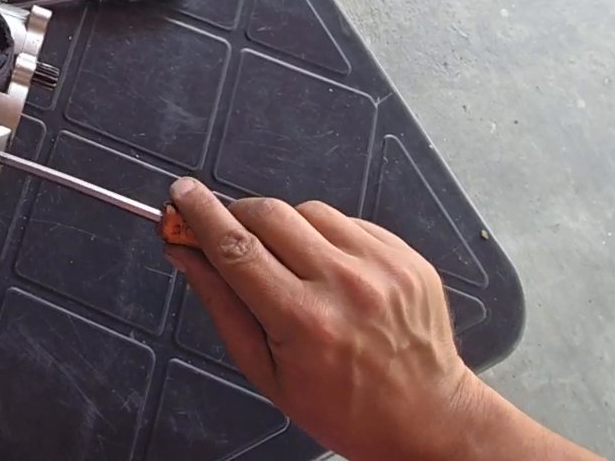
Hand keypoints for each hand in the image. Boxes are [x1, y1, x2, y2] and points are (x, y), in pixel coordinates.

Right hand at [166, 179, 489, 460]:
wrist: (433, 422)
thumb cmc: (344, 408)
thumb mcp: (264, 369)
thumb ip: (218, 301)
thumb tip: (182, 250)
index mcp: (305, 322)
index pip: (235, 247)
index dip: (201, 213)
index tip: (182, 194)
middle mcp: (345, 288)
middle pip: (266, 214)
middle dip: (239, 217)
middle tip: (235, 239)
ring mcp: (381, 268)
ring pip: (304, 209)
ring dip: (285, 226)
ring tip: (296, 266)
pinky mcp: (405, 256)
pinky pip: (344, 219)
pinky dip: (325, 234)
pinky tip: (332, 270)